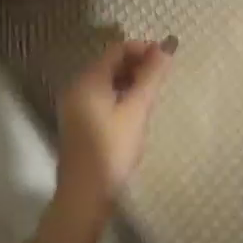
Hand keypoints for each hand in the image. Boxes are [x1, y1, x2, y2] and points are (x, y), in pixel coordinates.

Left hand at [55, 40, 173, 200]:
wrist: (84, 196)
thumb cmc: (112, 149)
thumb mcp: (136, 110)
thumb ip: (152, 76)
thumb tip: (167, 45)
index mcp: (88, 79)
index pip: (118, 49)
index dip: (143, 49)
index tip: (166, 59)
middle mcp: (77, 86)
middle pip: (110, 62)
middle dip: (137, 63)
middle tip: (162, 77)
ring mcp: (75, 105)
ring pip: (106, 80)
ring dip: (130, 79)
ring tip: (152, 92)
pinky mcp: (78, 121)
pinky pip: (101, 96)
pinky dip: (119, 94)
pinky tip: (134, 109)